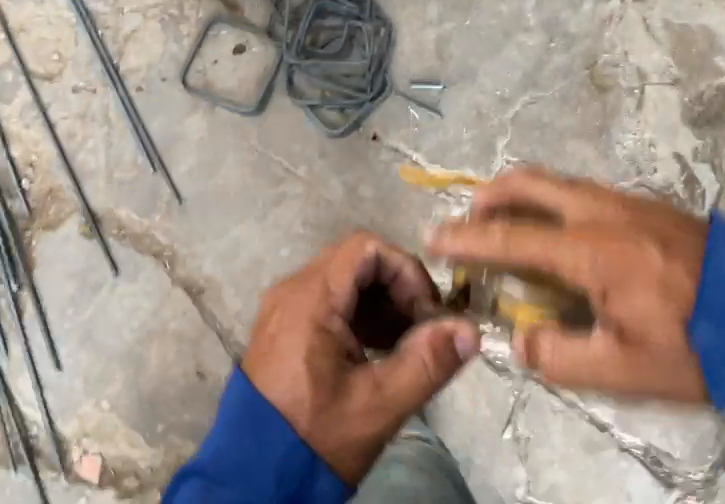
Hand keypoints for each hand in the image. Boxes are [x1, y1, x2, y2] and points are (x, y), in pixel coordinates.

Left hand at [241, 231, 480, 484]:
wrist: (254, 476)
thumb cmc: (316, 436)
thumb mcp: (378, 405)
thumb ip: (427, 362)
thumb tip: (470, 330)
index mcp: (310, 297)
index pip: (366, 248)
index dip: (406, 270)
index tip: (427, 312)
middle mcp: (292, 290)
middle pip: (356, 261)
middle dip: (398, 287)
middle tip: (424, 329)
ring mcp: (284, 309)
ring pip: (343, 281)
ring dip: (381, 303)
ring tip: (407, 345)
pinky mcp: (284, 329)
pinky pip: (328, 302)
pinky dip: (359, 316)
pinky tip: (380, 352)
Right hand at [426, 167, 710, 401]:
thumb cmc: (698, 345)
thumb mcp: (626, 369)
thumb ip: (562, 355)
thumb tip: (522, 339)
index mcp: (586, 249)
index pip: (508, 237)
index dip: (465, 238)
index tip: (433, 237)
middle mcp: (599, 211)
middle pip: (529, 182)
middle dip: (490, 194)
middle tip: (470, 218)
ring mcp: (627, 202)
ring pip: (558, 182)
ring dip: (523, 195)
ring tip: (511, 224)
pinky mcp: (650, 206)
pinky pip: (584, 191)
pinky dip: (554, 201)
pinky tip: (565, 234)